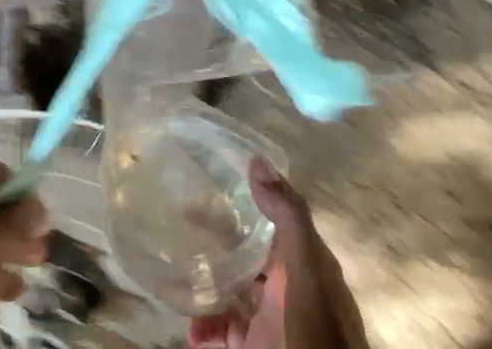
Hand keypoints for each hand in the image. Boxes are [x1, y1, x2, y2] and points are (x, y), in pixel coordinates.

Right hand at [189, 160, 366, 348]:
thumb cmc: (315, 331)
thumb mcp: (306, 269)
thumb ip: (286, 217)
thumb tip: (257, 160)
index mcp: (305, 264)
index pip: (274, 220)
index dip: (246, 199)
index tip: (208, 182)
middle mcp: (289, 290)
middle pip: (248, 253)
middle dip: (216, 237)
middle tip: (179, 219)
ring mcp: (272, 323)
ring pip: (232, 292)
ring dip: (205, 284)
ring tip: (176, 275)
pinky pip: (224, 332)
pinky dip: (206, 329)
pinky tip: (192, 330)